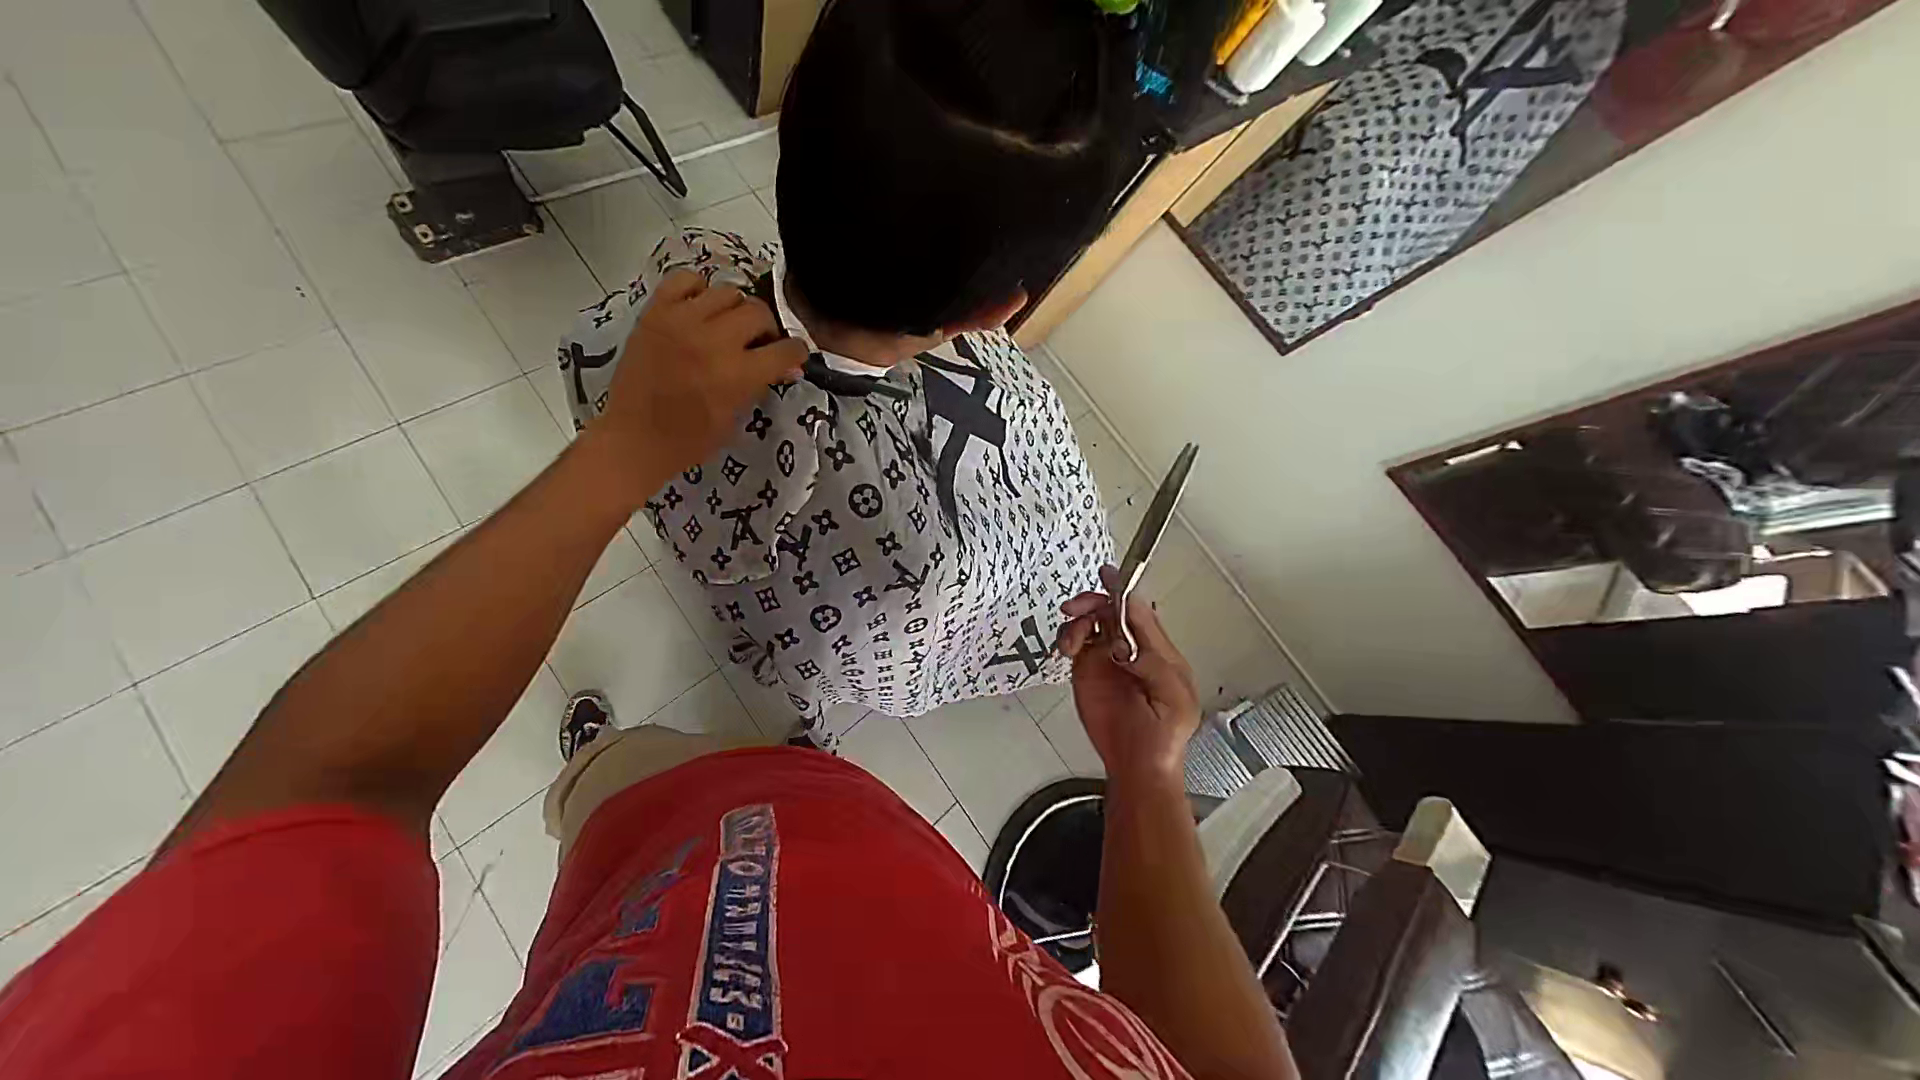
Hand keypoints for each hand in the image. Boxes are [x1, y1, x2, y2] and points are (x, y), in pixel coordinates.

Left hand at [585, 270, 805, 504]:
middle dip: (766, 328)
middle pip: (758, 311)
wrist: (634, 438)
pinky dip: (698, 290)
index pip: (785, 349)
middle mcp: (714, 340)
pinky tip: (699, 309)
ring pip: (727, 291)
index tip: (793, 356)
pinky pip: (685, 279)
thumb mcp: (735, 419)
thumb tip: (788, 367)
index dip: (796, 352)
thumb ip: (760, 386)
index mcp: (738, 374)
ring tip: (728, 325)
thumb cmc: (690, 440)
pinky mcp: (655, 312)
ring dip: (735, 309)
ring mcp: (682, 321)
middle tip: (758, 343)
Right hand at [1056, 565, 1200, 788]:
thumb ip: (1156, 664)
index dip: (1124, 593)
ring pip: (1091, 621)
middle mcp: (1132, 648)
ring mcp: (1108, 658)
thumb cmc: (1163, 738)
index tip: (1110, 578)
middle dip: (1095, 601)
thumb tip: (1130, 639)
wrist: (1136, 766)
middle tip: (1079, 607)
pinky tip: (1068, 648)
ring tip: (1073, 639)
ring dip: (1079, 619)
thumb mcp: (1175, 700)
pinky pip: (1075, 640)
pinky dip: (1068, 636)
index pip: (1141, 612)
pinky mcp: (1087, 669)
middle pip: (1112, 610)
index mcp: (1159, 651)